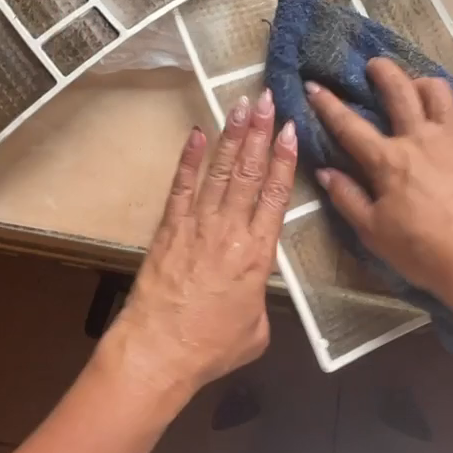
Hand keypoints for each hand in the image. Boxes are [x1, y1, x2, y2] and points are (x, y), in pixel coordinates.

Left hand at [103, 89, 297, 404]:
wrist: (160, 351)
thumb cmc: (212, 347)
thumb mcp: (256, 328)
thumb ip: (260, 297)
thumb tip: (255, 285)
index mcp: (258, 254)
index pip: (276, 195)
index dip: (285, 160)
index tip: (291, 130)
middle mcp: (231, 230)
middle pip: (250, 173)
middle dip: (260, 133)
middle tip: (267, 100)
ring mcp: (198, 225)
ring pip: (220, 172)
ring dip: (232, 136)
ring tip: (241, 104)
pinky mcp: (170, 227)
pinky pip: (182, 186)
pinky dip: (189, 158)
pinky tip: (196, 133)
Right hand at [305, 57, 452, 306]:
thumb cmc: (422, 251)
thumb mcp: (373, 232)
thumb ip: (347, 198)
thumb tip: (325, 172)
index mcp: (388, 160)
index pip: (349, 125)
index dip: (328, 103)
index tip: (314, 85)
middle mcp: (420, 140)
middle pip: (400, 90)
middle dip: (383, 71)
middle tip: (374, 64)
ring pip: (438, 93)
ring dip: (423, 83)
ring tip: (416, 87)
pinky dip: (452, 119)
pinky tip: (449, 130)